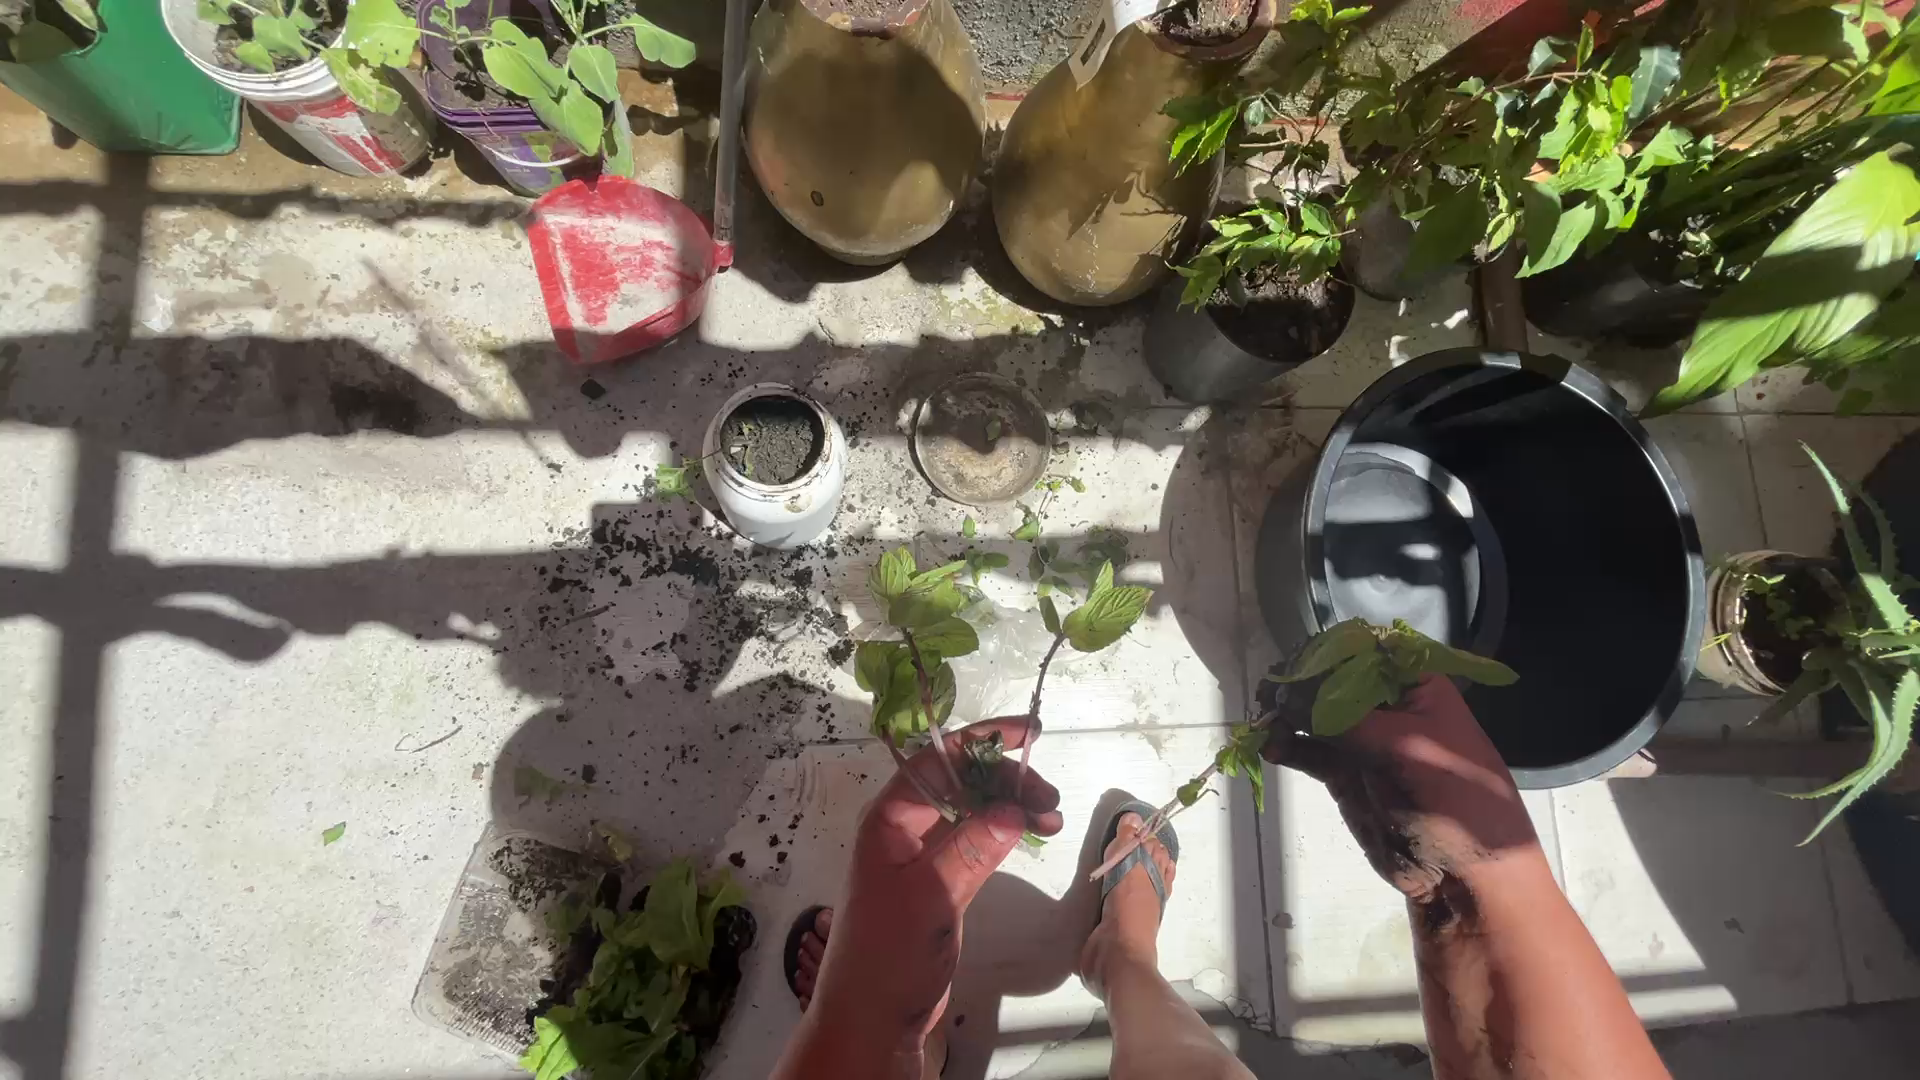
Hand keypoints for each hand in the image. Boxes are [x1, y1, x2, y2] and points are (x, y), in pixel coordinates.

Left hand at [808, 717, 1064, 1046]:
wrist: (873, 1021)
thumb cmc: (888, 954)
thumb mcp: (931, 896)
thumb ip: (971, 847)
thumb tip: (1013, 808)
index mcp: (891, 815)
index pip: (939, 759)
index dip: (982, 738)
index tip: (1029, 732)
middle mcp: (907, 824)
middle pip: (961, 779)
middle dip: (1006, 778)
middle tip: (1049, 798)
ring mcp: (925, 850)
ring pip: (974, 807)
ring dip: (1011, 804)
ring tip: (1052, 818)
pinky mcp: (943, 876)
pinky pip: (978, 836)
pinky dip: (1006, 831)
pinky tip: (1033, 834)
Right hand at [1263, 675, 1538, 902]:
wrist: (1467, 879)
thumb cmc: (1454, 800)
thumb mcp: (1403, 747)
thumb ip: (1340, 717)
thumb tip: (1283, 694)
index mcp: (1414, 688)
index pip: (1360, 652)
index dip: (1322, 655)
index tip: (1291, 668)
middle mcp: (1385, 708)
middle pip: (1327, 682)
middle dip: (1295, 688)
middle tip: (1267, 697)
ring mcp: (1361, 741)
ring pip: (1310, 714)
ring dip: (1284, 717)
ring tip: (1266, 729)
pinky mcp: (1343, 772)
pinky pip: (1306, 749)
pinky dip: (1286, 746)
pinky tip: (1271, 751)